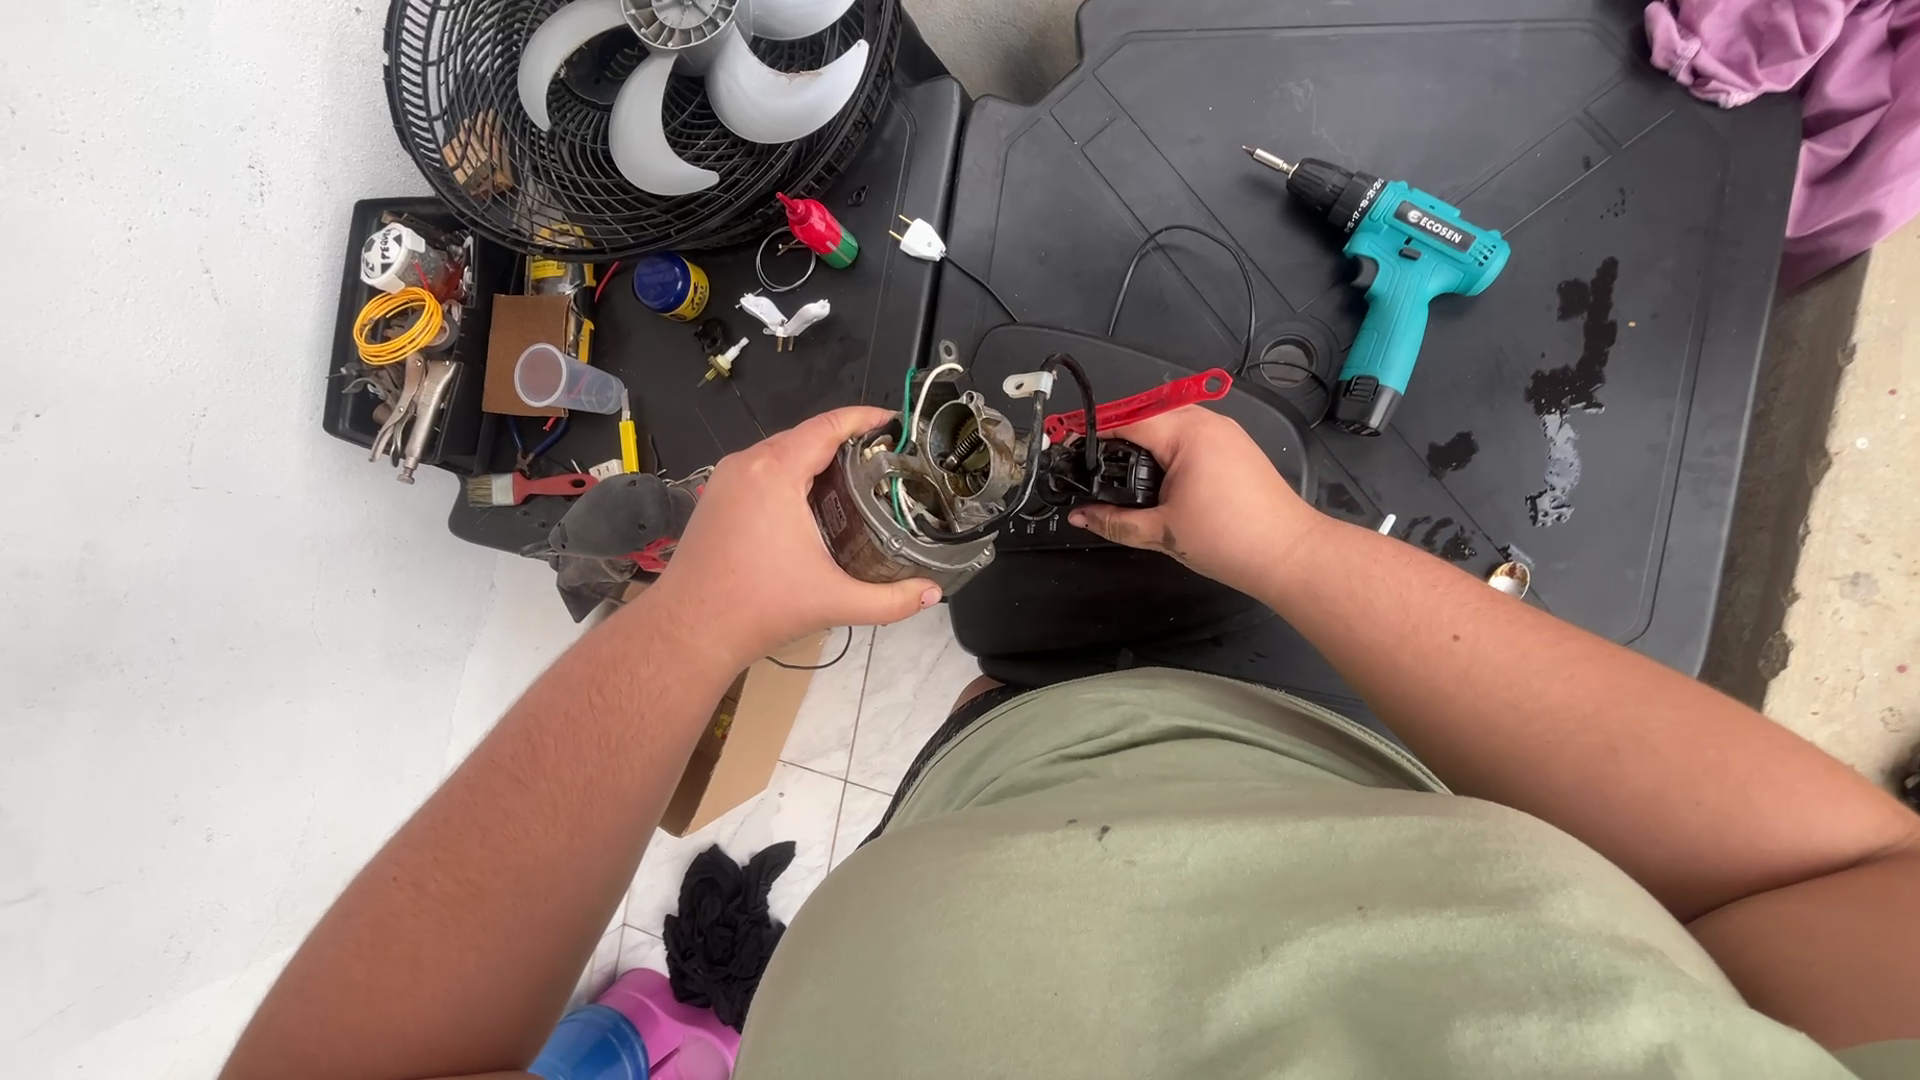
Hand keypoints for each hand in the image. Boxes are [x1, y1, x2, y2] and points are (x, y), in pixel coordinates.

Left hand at [644, 407, 940, 670]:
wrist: (689, 630)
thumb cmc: (758, 608)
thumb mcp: (834, 601)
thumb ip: (891, 600)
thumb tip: (933, 595)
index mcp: (776, 472)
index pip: (827, 425)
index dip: (864, 418)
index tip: (895, 422)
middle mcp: (748, 464)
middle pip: (806, 435)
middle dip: (847, 441)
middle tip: (886, 460)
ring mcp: (727, 479)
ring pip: (781, 452)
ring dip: (818, 458)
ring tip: (858, 478)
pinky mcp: (716, 498)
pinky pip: (761, 470)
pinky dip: (792, 474)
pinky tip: (814, 502)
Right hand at [1067, 406, 1320, 595]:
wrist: (1289, 554)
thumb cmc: (1228, 540)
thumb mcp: (1161, 532)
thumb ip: (1114, 521)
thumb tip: (1078, 517)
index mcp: (1187, 433)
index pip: (1127, 418)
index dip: (1092, 430)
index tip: (1066, 444)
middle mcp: (1207, 422)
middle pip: (1147, 413)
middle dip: (1116, 434)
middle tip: (1088, 462)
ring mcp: (1225, 433)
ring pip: (1169, 422)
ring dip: (1142, 441)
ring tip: (1116, 471)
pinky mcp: (1234, 448)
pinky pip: (1189, 435)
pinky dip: (1166, 449)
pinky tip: (1153, 476)